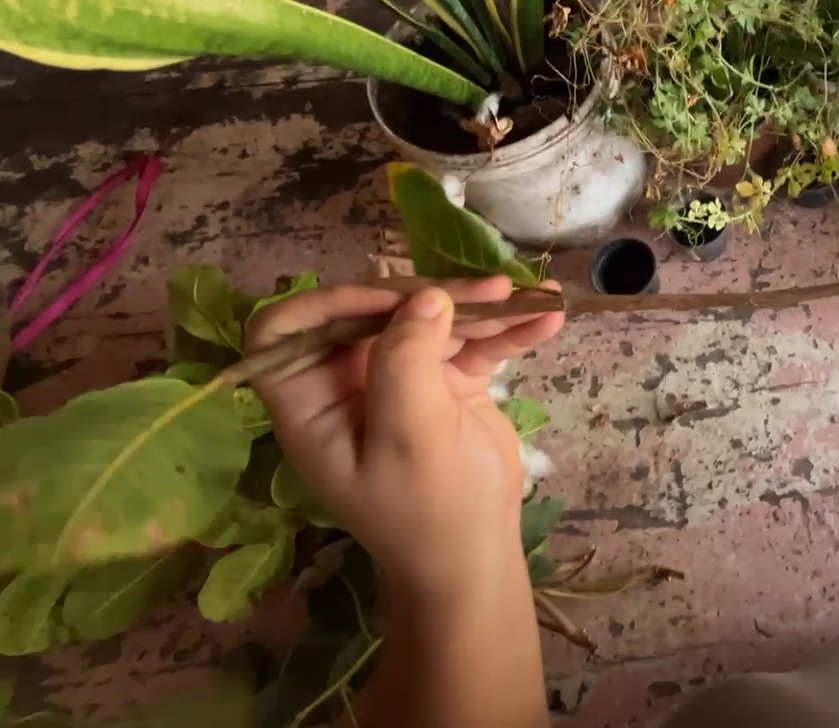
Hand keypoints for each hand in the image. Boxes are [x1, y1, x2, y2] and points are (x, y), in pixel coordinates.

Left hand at [246, 277, 563, 599]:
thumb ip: (408, 362)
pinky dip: (512, 330)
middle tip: (497, 291)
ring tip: (540, 298)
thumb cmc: (429, 506)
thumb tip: (428, 295)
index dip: (333, 302)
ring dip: (489, 309)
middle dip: (440, 296)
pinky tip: (550, 319)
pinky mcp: (450, 382)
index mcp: (314, 400)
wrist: (477, 548)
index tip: (397, 299)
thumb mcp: (411, 437)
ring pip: (438, 320)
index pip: (288, 330)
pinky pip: (477, 343)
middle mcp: (353, 381)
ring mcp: (406, 379)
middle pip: (381, 313)